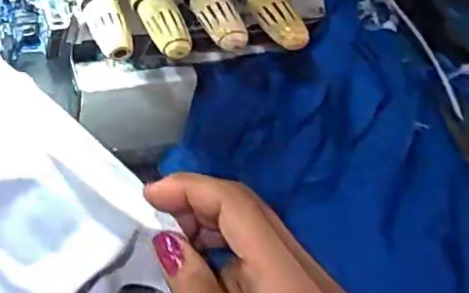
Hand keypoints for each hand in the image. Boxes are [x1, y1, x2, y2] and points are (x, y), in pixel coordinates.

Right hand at [145, 173, 343, 292]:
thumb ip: (194, 283)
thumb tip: (165, 240)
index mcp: (289, 274)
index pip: (233, 199)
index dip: (185, 185)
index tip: (148, 195)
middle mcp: (311, 270)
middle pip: (246, 206)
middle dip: (194, 200)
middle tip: (159, 215)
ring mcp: (320, 283)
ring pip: (258, 228)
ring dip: (211, 224)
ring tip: (180, 245)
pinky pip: (270, 252)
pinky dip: (233, 248)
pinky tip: (213, 270)